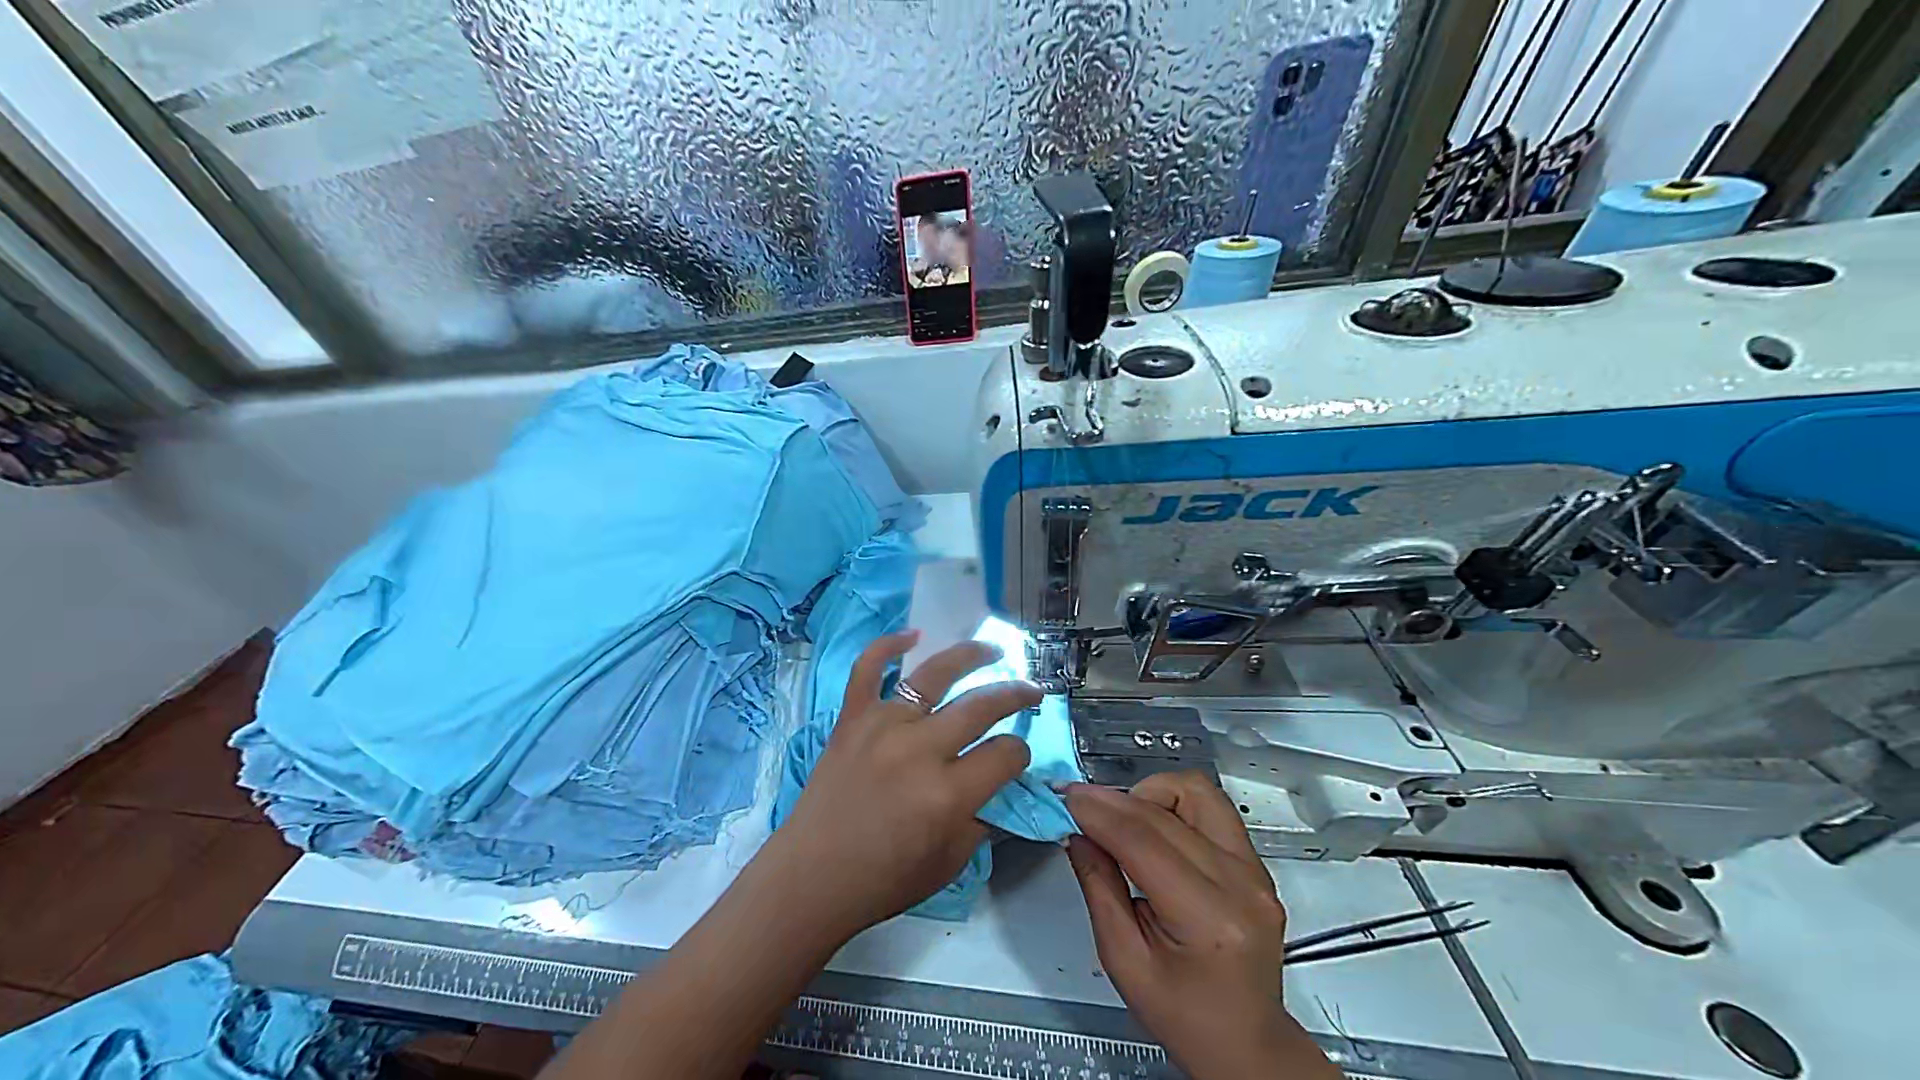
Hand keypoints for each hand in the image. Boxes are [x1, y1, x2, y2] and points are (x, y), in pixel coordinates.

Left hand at [762, 630, 1042, 937]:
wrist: (812, 876)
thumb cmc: (884, 878)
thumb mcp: (950, 862)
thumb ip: (983, 818)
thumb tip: (1001, 783)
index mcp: (948, 793)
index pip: (1005, 753)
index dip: (1020, 753)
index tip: (1016, 756)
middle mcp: (919, 749)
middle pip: (981, 706)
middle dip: (1016, 695)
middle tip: (1031, 691)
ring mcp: (882, 725)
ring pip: (934, 674)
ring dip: (970, 656)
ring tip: (993, 651)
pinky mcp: (852, 718)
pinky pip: (867, 668)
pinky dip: (887, 645)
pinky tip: (912, 635)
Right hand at [1065, 773, 1339, 1079]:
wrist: (1245, 1042)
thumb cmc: (1186, 1016)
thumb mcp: (1124, 961)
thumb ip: (1099, 888)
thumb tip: (1078, 834)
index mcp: (1210, 920)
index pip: (1144, 841)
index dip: (1100, 813)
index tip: (1068, 798)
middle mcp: (1242, 885)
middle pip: (1166, 811)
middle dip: (1114, 802)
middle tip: (1080, 806)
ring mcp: (1254, 871)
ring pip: (1195, 792)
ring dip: (1150, 795)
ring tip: (1122, 821)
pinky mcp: (1255, 862)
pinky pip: (1210, 807)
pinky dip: (1173, 805)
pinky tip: (1150, 827)